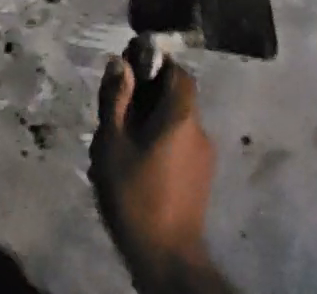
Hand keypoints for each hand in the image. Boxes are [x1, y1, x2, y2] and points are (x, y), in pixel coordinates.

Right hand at [89, 40, 228, 291]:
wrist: (165, 254)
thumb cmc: (134, 191)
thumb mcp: (112, 140)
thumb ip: (116, 99)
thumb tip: (119, 62)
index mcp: (181, 117)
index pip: (179, 73)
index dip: (156, 62)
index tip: (128, 63)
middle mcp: (199, 131)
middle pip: (176, 96)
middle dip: (146, 91)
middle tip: (113, 100)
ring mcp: (204, 157)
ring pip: (175, 120)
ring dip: (150, 116)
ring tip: (117, 133)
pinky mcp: (200, 177)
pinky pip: (179, 142)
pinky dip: (158, 137)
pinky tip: (133, 156)